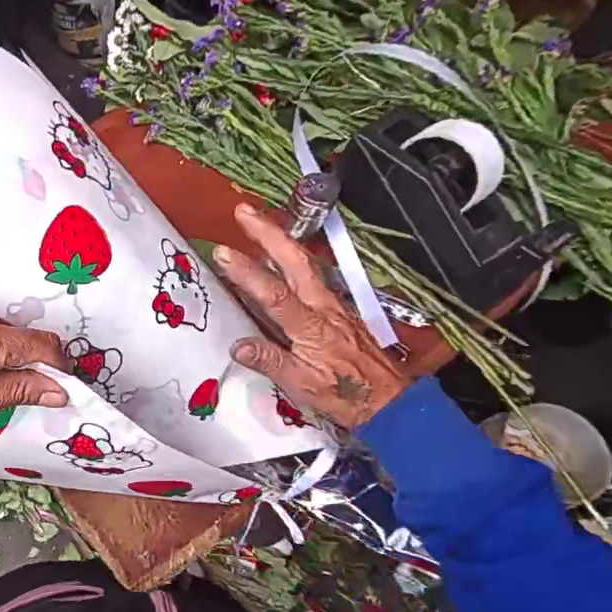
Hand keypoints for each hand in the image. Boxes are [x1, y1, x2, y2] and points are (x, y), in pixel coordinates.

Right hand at [213, 204, 413, 428]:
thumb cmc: (345, 395)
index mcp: (310, 327)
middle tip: (244, 212)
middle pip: (295, 260)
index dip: (247, 272)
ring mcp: (334, 305)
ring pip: (306, 263)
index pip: (274, 293)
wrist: (387, 399)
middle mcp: (324, 307)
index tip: (225, 254)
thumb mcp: (302, 385)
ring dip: (282, 240)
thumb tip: (238, 345)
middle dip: (268, 232)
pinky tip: (287, 258)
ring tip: (260, 224)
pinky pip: (315, 275)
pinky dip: (296, 259)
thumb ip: (269, 361)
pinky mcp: (341, 309)